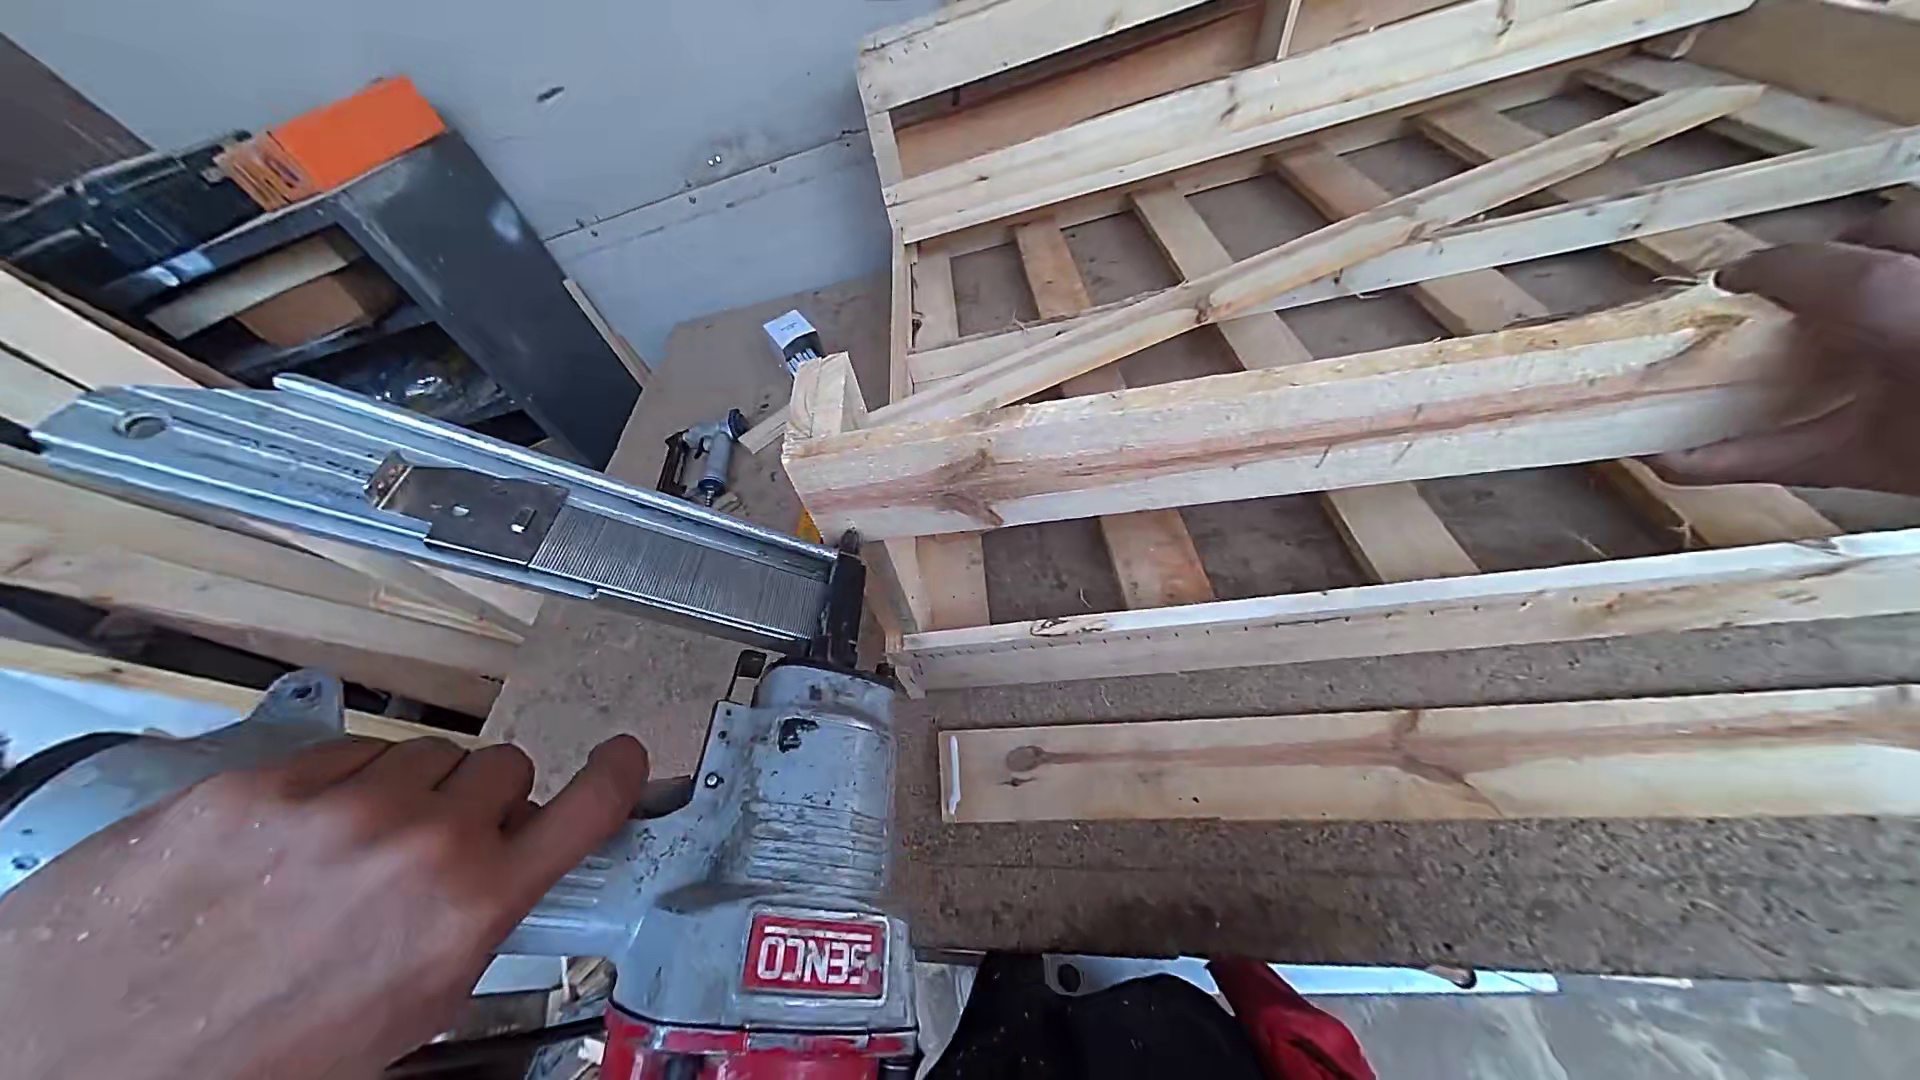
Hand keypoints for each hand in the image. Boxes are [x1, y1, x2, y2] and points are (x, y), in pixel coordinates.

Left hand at [0, 733, 649, 1079]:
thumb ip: (487, 913)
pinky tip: (288, 842)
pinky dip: (336, 787)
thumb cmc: (250, 1063)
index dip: (618, 772)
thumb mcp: (413, 1004)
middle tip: (432, 843)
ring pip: (429, 753)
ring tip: (346, 849)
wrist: (55, 1078)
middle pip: (504, 764)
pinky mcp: (257, 785)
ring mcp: (338, 809)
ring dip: (407, 791)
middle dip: (480, 798)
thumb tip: (520, 856)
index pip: (589, 807)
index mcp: (469, 909)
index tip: (624, 753)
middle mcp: (420, 847)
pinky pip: (347, 754)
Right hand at [1650, 201, 1919, 496]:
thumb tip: (1659, 463)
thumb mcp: (1864, 463)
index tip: (1733, 280)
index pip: (1811, 262)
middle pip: (1897, 225)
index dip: (1762, 267)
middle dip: (1852, 247)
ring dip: (1905, 250)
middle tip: (1821, 285)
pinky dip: (1917, 271)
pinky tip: (1910, 308)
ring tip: (1888, 287)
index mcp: (1899, 309)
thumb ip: (1762, 455)